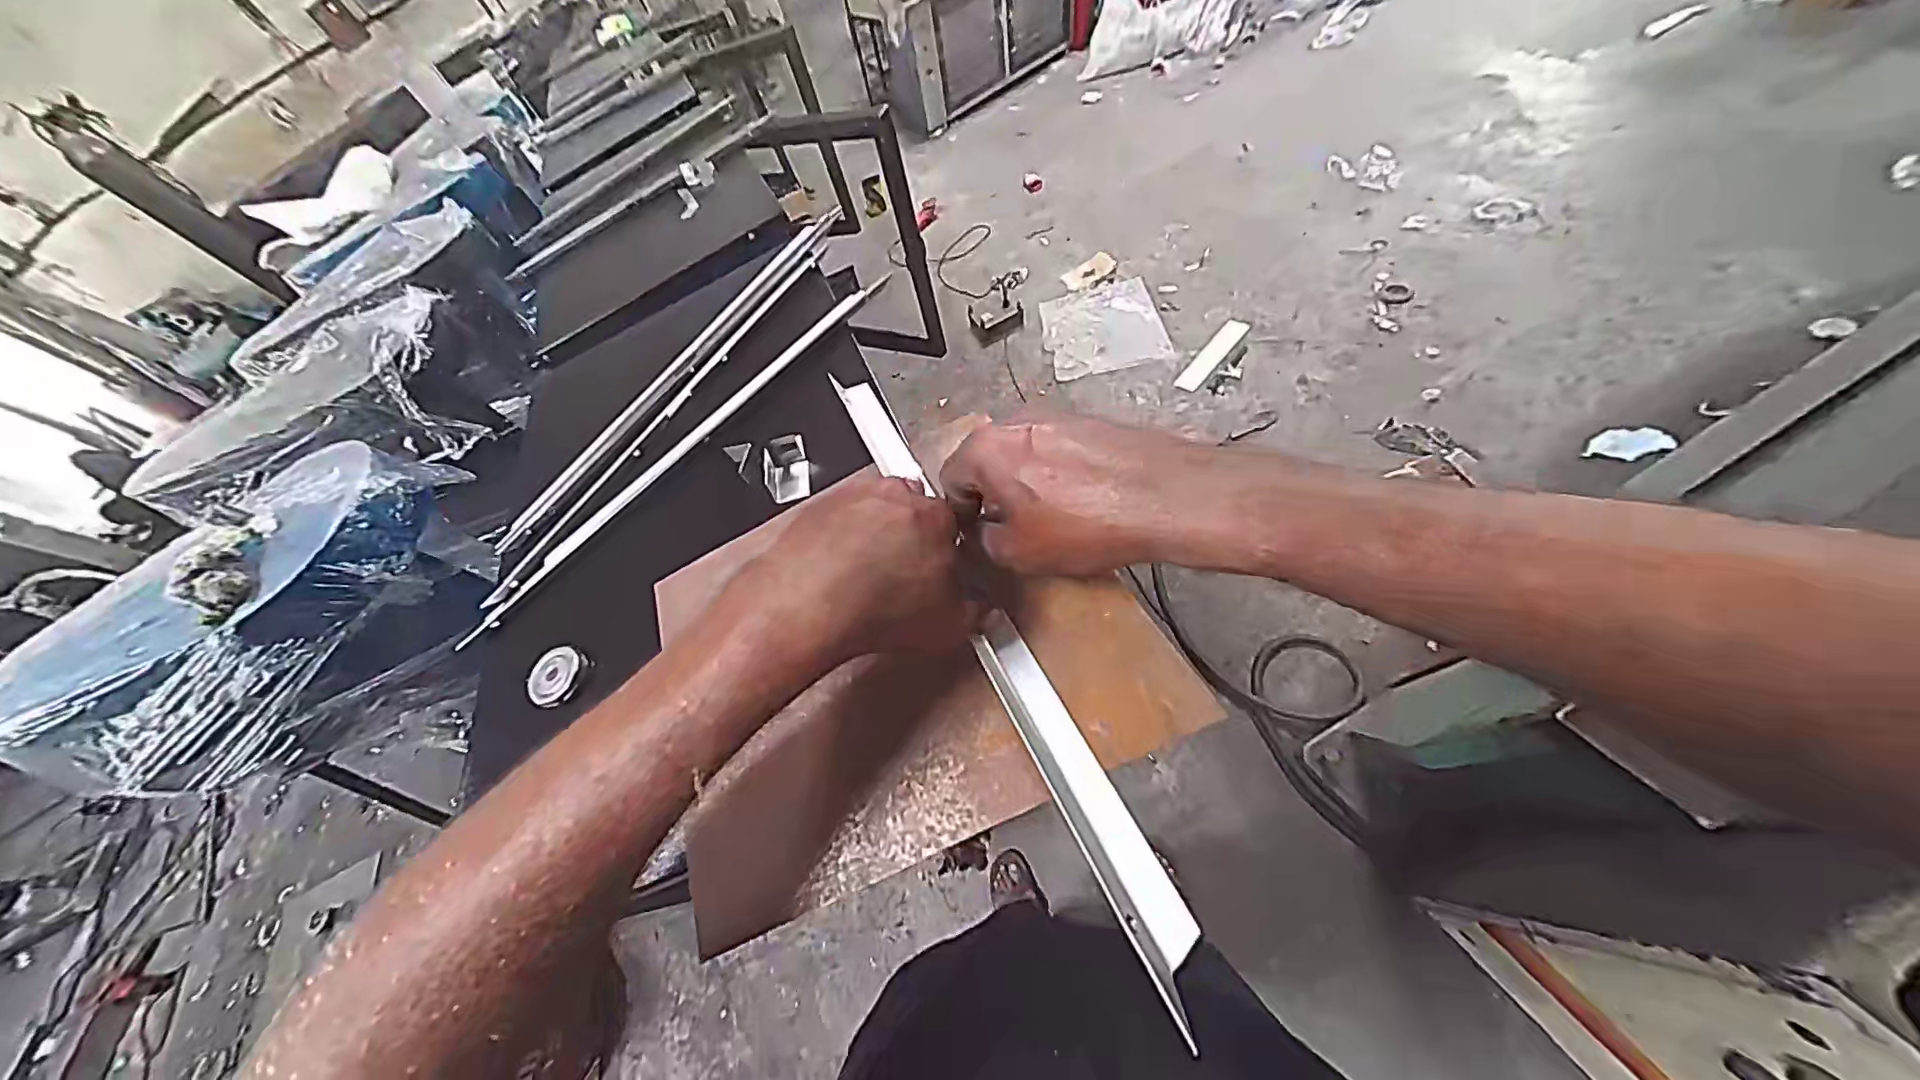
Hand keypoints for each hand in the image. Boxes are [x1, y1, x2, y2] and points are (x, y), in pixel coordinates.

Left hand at [732, 470, 976, 661]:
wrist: (809, 605)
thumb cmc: (871, 608)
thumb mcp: (949, 625)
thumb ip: (976, 610)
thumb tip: (979, 610)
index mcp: (938, 516)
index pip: (954, 524)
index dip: (945, 550)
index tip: (935, 568)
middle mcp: (898, 495)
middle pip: (915, 511)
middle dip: (911, 537)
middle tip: (902, 572)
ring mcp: (858, 494)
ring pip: (877, 509)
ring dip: (876, 531)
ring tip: (867, 572)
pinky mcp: (822, 503)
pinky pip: (842, 514)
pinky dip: (842, 532)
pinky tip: (840, 565)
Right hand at [939, 411, 1221, 575]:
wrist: (1167, 499)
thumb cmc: (1097, 519)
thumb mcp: (1018, 553)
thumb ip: (983, 543)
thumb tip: (985, 537)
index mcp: (986, 446)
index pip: (948, 480)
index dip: (959, 514)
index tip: (972, 532)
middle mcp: (1017, 421)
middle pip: (985, 462)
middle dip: (992, 496)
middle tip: (1010, 530)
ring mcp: (1056, 418)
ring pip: (1022, 456)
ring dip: (1026, 486)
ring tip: (1052, 521)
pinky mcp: (1089, 424)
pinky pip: (1057, 453)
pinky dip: (1058, 477)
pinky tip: (1079, 507)